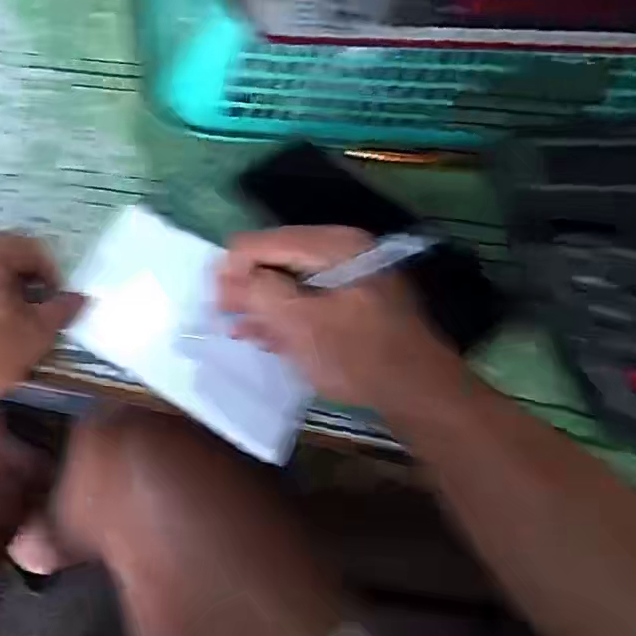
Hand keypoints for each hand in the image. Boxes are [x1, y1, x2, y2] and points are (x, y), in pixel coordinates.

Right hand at [215, 225, 464, 411]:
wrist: (418, 392)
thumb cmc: (356, 356)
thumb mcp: (299, 323)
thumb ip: (258, 291)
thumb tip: (227, 273)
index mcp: (332, 245)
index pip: (261, 243)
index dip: (233, 270)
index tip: (217, 304)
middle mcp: (342, 249)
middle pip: (273, 257)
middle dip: (246, 286)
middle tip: (223, 316)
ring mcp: (349, 273)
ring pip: (286, 278)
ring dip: (260, 302)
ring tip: (238, 327)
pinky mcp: (352, 298)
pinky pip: (304, 295)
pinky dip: (282, 312)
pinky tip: (265, 334)